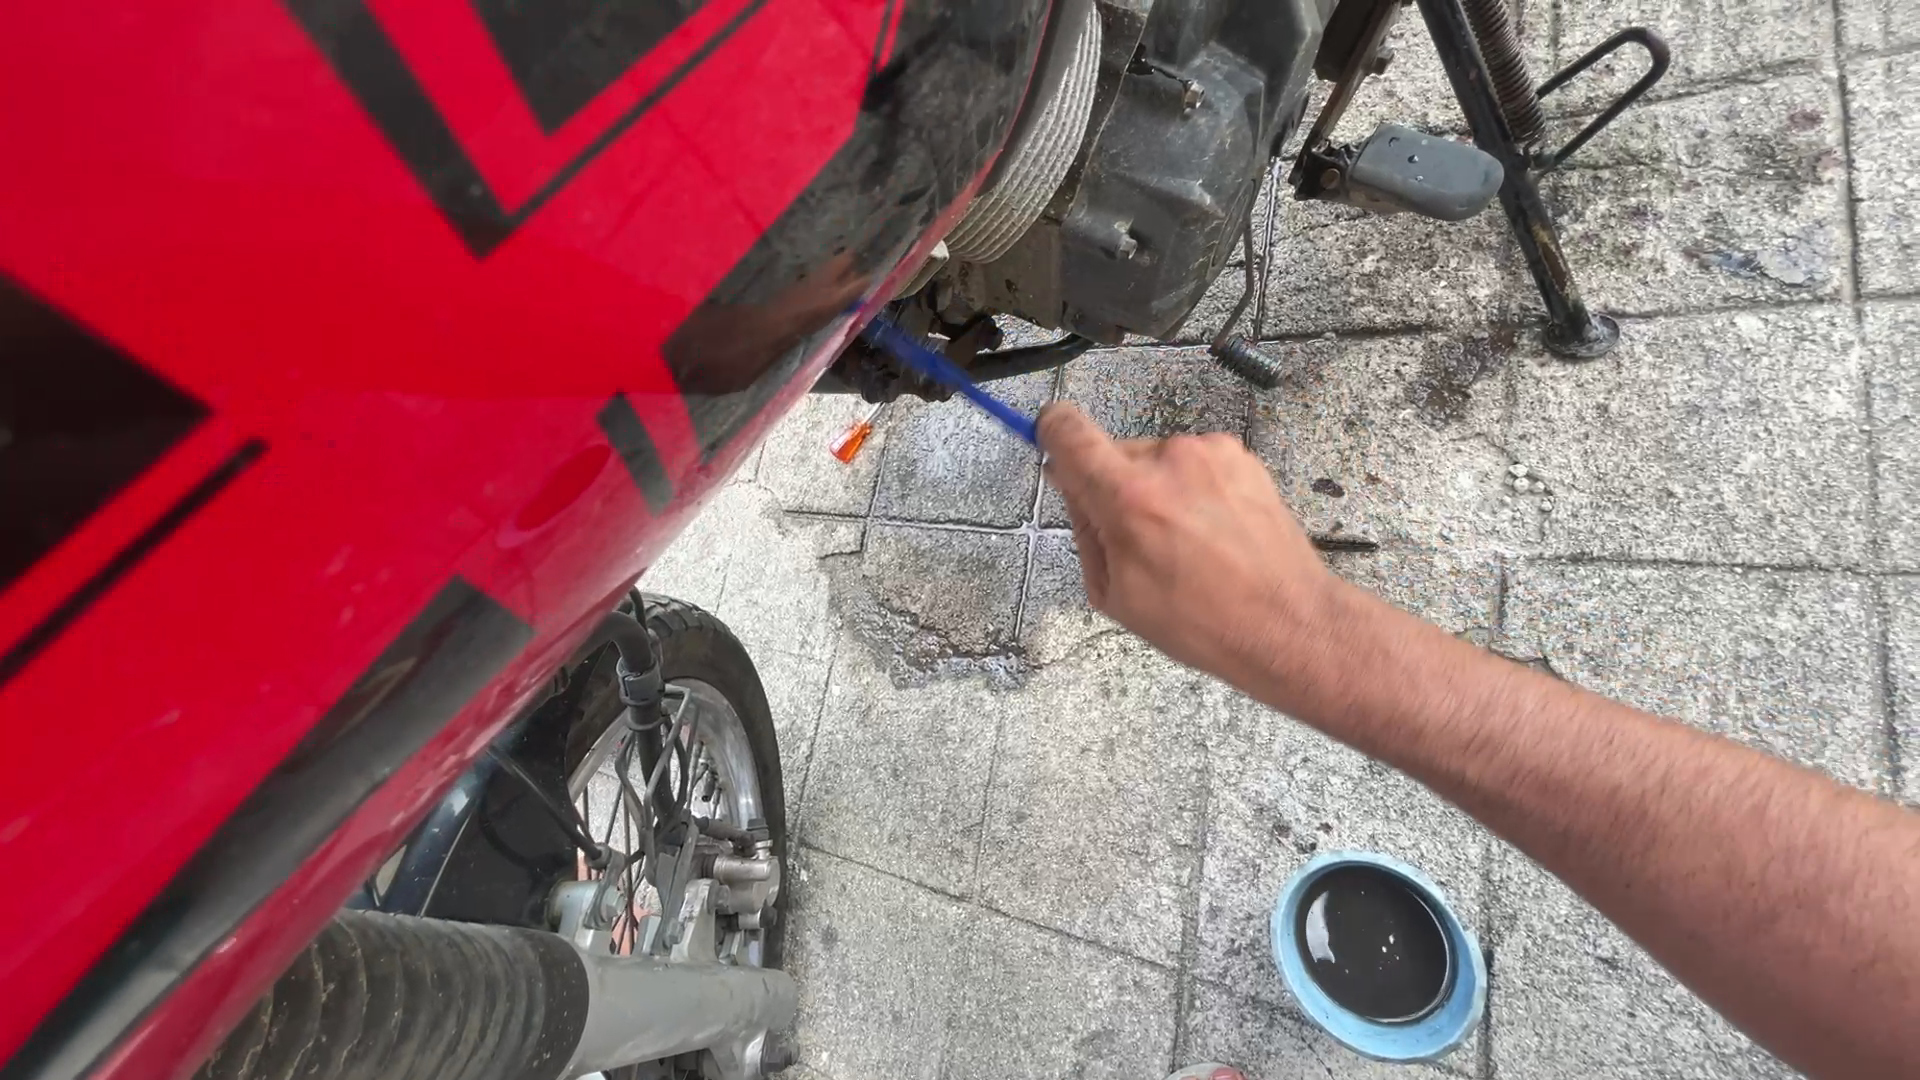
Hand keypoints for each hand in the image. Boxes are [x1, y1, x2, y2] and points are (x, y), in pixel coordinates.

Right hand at [1037, 402, 1339, 687]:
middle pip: (1111, 452)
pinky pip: (1191, 462)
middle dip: (1111, 486)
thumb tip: (1070, 484)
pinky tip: (1210, 528)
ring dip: (1153, 488)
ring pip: (1153, 459)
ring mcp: (1209, 452)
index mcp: (1127, 497)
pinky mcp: (1239, 455)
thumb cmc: (1198, 621)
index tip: (1052, 446)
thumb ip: (1084, 529)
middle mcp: (1168, 460)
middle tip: (1133, 536)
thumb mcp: (1113, 593)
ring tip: (1182, 539)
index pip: (1068, 430)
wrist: (1286, 622)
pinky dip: (1189, 487)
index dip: (1050, 432)